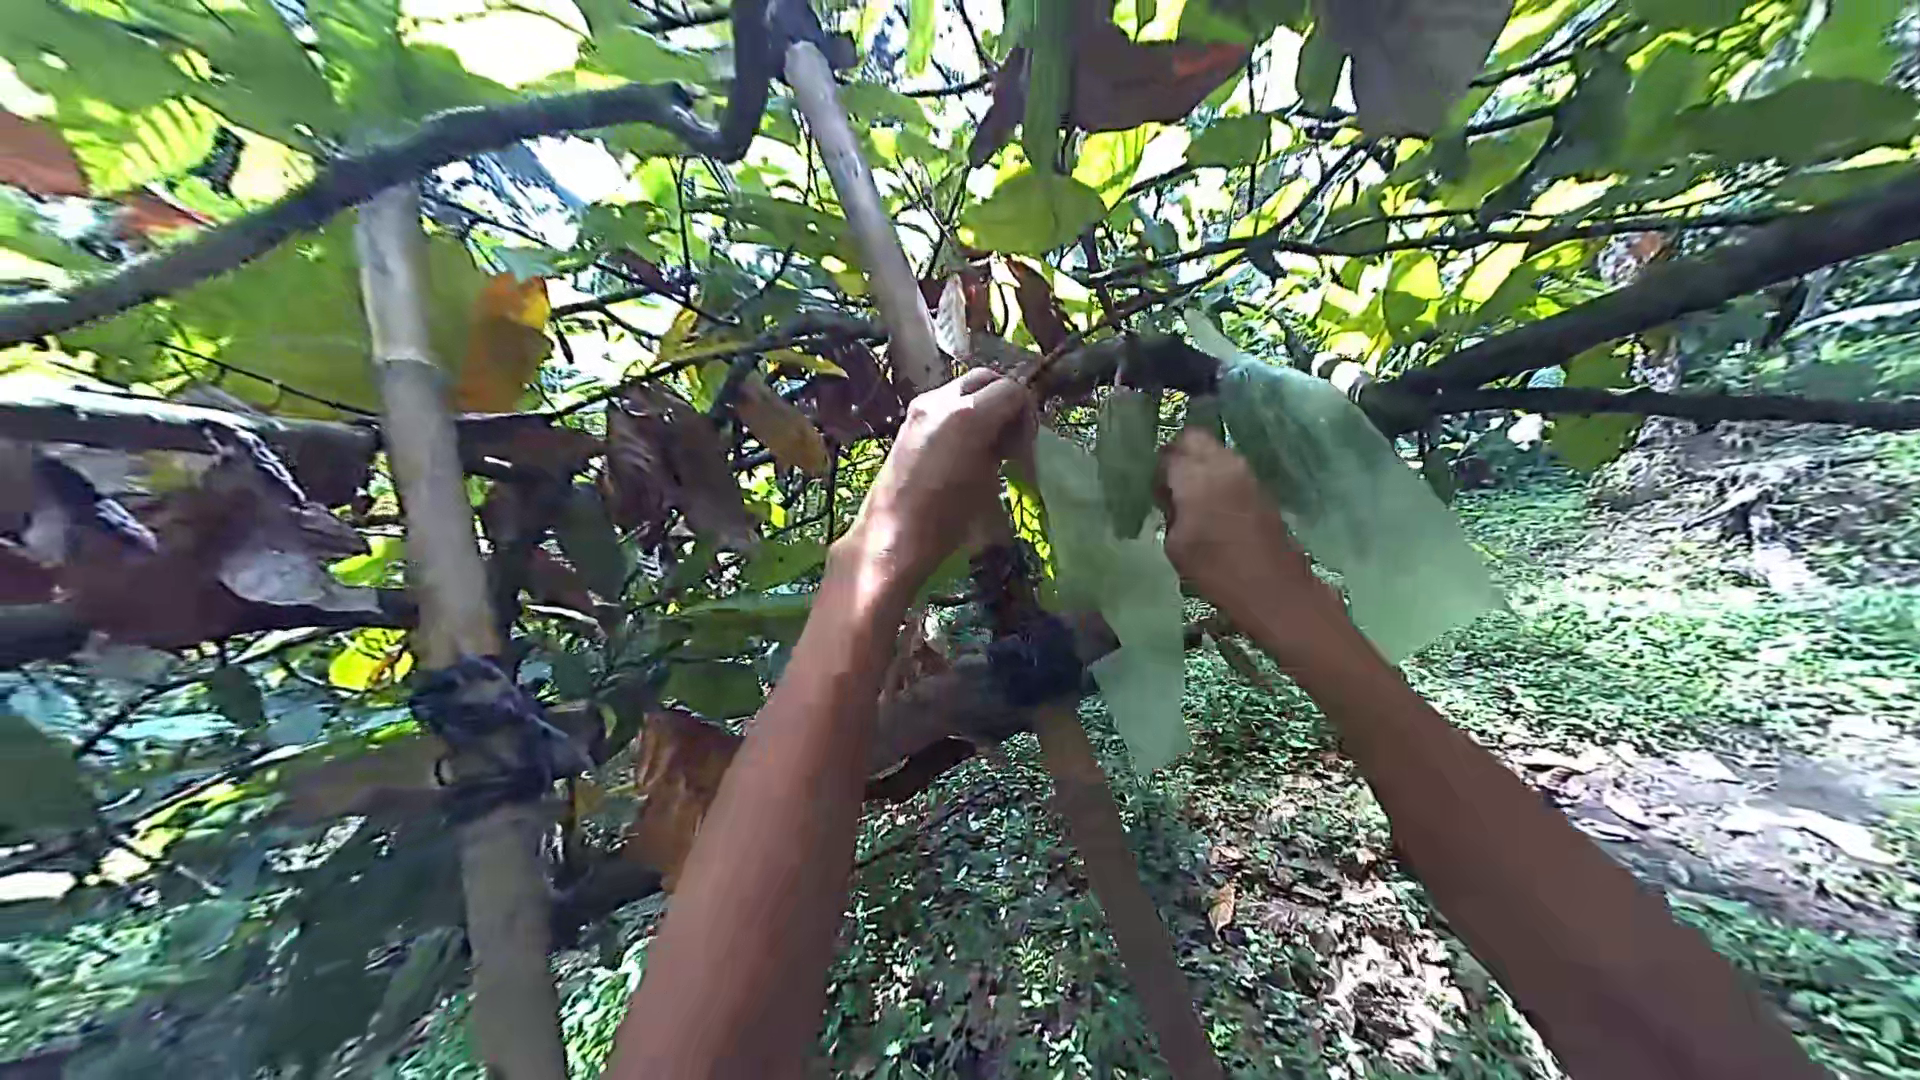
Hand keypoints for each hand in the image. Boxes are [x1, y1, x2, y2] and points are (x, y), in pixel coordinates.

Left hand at [837, 368, 1031, 598]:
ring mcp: (920, 408)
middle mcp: (941, 400)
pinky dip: (962, 415)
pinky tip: (963, 450)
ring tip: (987, 446)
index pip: (1012, 390)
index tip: (1025, 445)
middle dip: (1004, 402)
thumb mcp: (988, 482)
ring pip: (964, 388)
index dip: (1025, 414)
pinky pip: (944, 404)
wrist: (892, 539)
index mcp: (968, 414)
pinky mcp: (908, 422)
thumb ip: (1003, 447)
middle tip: (1010, 439)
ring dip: (983, 407)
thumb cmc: (947, 521)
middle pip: (987, 378)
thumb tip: (1009, 437)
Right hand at [1156, 431, 1346, 646]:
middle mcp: (1222, 465)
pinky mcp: (1260, 487)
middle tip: (1167, 483)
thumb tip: (1169, 496)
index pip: (1167, 453)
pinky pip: (1230, 468)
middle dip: (1178, 454)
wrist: (1273, 589)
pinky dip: (1216, 477)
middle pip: (1194, 438)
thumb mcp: (1175, 544)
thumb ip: (1169, 511)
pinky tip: (1210, 506)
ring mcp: (1246, 474)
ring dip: (1199, 464)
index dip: (1156, 469)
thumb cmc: (1215, 570)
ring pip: (1214, 451)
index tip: (1152, 490)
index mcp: (1196, 477)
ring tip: (1188, 496)